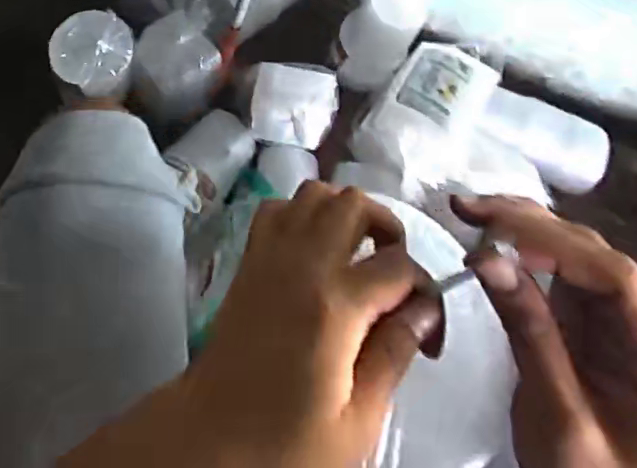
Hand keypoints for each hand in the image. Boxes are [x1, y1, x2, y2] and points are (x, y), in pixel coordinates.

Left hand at [61, 183, 441, 467]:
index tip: (427, 327)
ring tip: (356, 251)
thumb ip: (393, 354)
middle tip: (393, 273)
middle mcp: (303, 263)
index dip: (425, 290)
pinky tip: (312, 247)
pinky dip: (301, 213)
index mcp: (335, 305)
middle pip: (356, 204)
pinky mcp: (249, 259)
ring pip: (315, 193)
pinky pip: (278, 207)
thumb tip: (424, 310)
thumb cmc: (285, 444)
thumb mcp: (356, 422)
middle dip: (388, 229)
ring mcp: (271, 254)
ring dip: (343, 211)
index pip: (399, 265)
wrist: (209, 442)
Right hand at [453, 195, 636, 467]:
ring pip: (582, 263)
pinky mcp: (599, 338)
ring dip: (528, 232)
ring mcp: (628, 337)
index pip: (622, 283)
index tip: (495, 228)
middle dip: (536, 229)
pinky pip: (565, 283)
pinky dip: (527, 258)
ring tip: (476, 213)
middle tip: (472, 208)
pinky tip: (497, 241)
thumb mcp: (556, 425)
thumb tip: (485, 254)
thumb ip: (529, 334)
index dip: (557, 245)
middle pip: (602, 264)